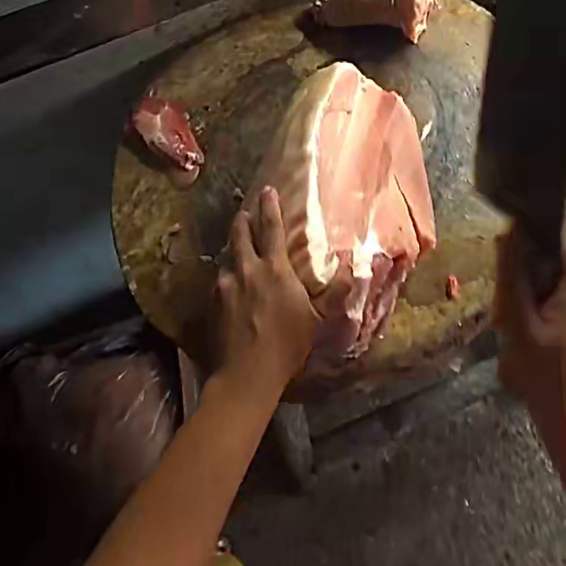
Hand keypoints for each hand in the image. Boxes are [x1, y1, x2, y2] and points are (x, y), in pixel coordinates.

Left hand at [213, 187, 320, 392]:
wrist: (246, 375)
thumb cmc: (288, 343)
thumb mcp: (318, 317)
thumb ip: (337, 289)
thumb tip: (354, 264)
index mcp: (275, 269)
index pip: (272, 228)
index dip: (270, 207)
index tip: (267, 190)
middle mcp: (247, 271)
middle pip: (240, 235)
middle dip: (243, 220)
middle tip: (245, 211)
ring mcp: (225, 287)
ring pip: (227, 258)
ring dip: (233, 247)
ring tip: (237, 244)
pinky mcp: (212, 304)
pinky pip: (219, 280)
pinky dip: (226, 273)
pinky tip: (230, 280)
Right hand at [494, 224, 565, 432]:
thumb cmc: (544, 374)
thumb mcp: (520, 323)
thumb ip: (512, 276)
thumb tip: (509, 234)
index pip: (562, 234)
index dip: (535, 230)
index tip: (509, 242)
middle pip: (552, 258)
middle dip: (523, 270)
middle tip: (502, 302)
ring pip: (550, 278)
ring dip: (525, 291)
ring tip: (507, 322)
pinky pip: (554, 296)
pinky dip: (534, 304)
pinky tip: (518, 329)